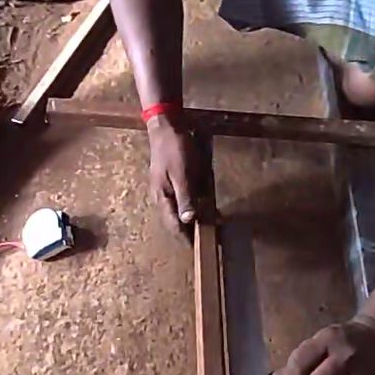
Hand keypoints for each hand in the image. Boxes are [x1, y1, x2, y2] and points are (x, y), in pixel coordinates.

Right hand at [145, 116, 208, 232]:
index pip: (174, 225)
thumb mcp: (182, 175)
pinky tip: (208, 206)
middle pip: (177, 220)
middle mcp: (164, 197)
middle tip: (210, 238)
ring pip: (182, 210)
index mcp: (162, 198)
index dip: (186, 238)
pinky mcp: (175, 181)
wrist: (168, 126)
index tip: (200, 248)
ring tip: (212, 225)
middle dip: (192, 230)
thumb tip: (188, 220)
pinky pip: (186, 198)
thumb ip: (185, 197)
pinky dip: (196, 204)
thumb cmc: (175, 150)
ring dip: (195, 218)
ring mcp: (169, 189)